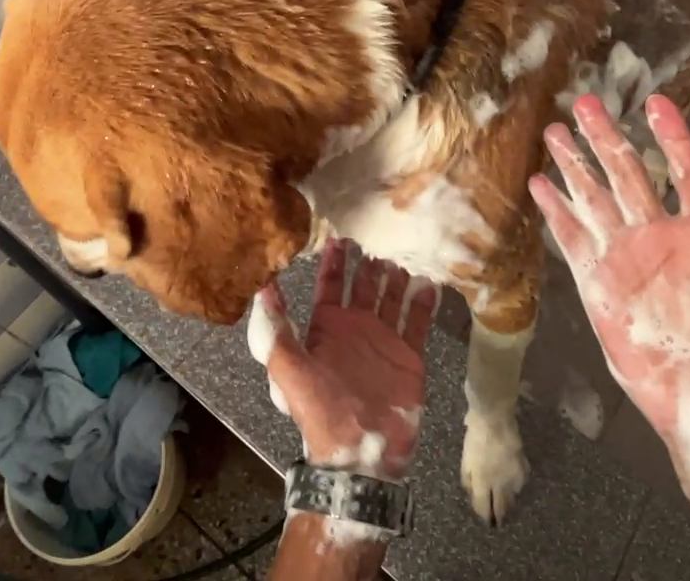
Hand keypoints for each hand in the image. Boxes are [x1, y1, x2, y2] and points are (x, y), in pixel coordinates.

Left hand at [251, 240, 438, 479]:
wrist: (360, 452)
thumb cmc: (321, 409)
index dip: (334, 262)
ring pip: (392, 299)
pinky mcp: (408, 356)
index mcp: (327, 329)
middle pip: (364, 287)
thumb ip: (275, 329)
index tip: (339, 237)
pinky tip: (429, 283)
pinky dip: (423, 302)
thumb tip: (261, 287)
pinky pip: (417, 323)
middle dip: (369, 264)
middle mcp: (356, 329)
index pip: (331, 286)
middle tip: (379, 237)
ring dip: (396, 279)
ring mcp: (383, 341)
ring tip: (403, 257)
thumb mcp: (289, 368)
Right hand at [528, 94, 689, 524]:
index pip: (685, 173)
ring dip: (575, 165)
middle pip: (628, 174)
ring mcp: (624, 258)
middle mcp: (659, 238)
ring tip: (553, 132)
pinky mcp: (596, 284)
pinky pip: (572, 239)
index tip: (655, 102)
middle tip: (582, 102)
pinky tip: (540, 184)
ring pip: (595, 198)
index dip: (671, 138)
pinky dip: (556, 210)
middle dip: (605, 138)